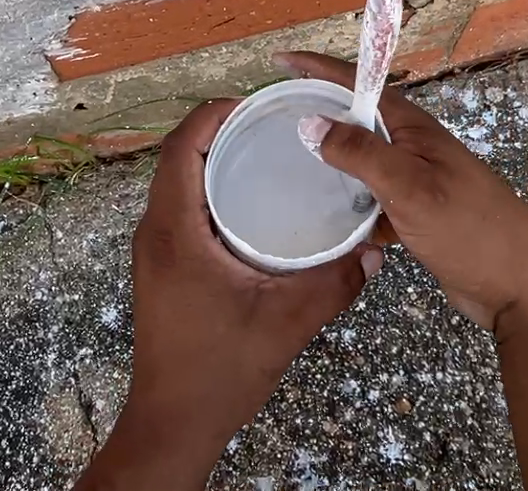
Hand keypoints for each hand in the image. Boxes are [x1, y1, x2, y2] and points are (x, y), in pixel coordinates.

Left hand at [74, 99, 382, 490]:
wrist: (172, 423)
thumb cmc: (219, 370)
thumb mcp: (284, 325)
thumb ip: (332, 285)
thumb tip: (374, 251)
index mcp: (173, 230)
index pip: (179, 147)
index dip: (211, 114)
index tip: (253, 104)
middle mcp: (154, 229)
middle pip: (176, 156)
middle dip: (216, 130)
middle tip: (267, 124)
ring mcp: (153, 247)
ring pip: (176, 180)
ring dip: (210, 158)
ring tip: (261, 152)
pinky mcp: (160, 263)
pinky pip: (179, 204)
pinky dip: (207, 187)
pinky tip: (247, 201)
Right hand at [274, 50, 527, 331]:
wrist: (521, 287)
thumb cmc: (469, 228)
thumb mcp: (410, 187)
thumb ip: (360, 153)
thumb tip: (309, 121)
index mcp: (411, 126)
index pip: (358, 81)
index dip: (317, 68)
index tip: (278, 61)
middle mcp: (411, 144)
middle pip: (356, 116)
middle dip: (318, 107)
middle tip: (273, 113)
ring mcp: (415, 178)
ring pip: (361, 158)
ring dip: (330, 156)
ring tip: (288, 161)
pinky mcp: (414, 211)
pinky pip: (370, 195)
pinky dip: (347, 199)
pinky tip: (325, 216)